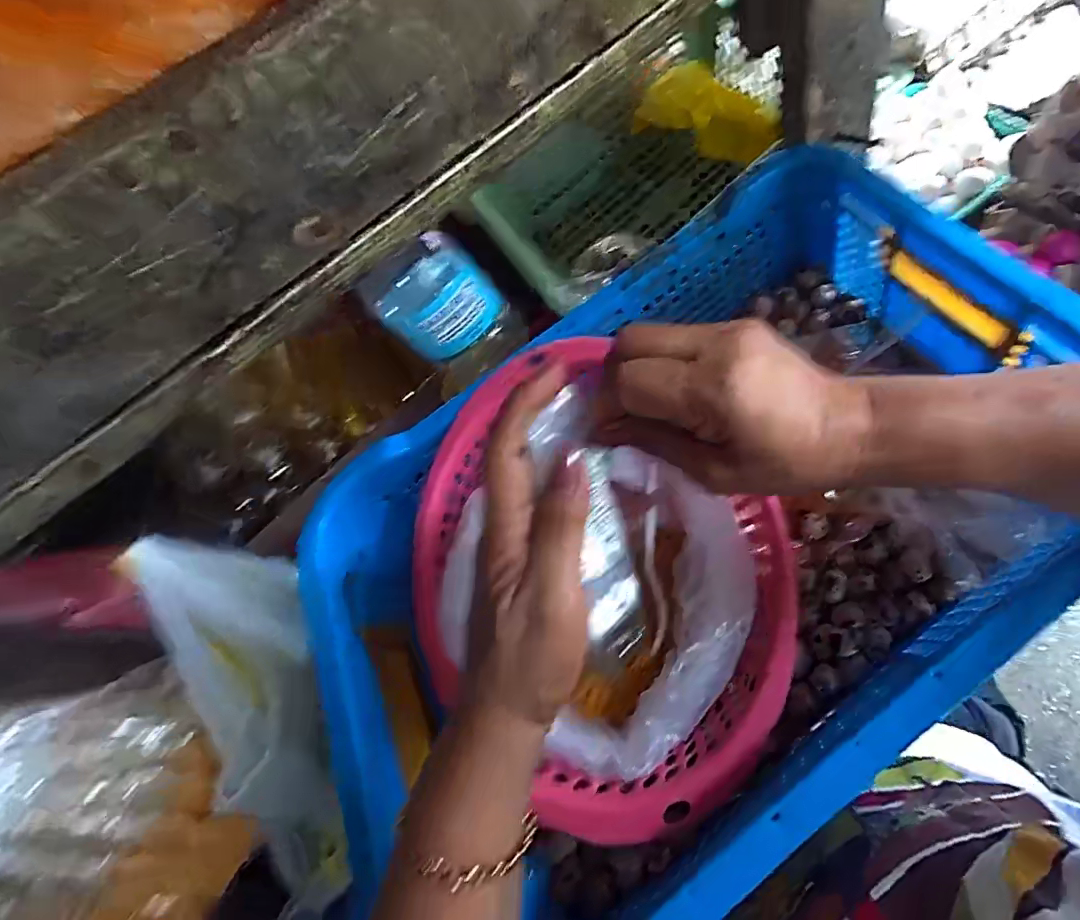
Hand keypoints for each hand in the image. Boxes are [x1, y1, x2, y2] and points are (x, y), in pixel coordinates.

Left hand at [465, 362, 590, 729]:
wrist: (506, 710)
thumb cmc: (532, 658)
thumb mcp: (553, 594)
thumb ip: (561, 528)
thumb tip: (573, 459)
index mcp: (505, 526)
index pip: (506, 447)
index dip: (526, 402)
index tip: (558, 369)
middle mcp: (500, 523)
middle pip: (507, 448)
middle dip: (531, 403)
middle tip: (571, 376)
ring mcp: (509, 538)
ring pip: (519, 467)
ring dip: (540, 427)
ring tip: (578, 404)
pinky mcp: (522, 553)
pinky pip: (534, 491)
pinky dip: (552, 462)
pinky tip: (579, 464)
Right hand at [595, 320, 872, 493]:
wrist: (850, 425)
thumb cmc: (789, 464)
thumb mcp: (717, 472)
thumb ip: (656, 443)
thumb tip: (605, 429)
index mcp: (714, 387)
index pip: (630, 379)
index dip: (607, 405)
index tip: (604, 430)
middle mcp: (716, 343)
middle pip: (630, 338)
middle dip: (613, 375)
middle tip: (621, 411)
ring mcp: (729, 326)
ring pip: (653, 332)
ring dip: (638, 364)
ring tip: (651, 402)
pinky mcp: (738, 323)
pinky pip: (680, 335)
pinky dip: (665, 359)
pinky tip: (680, 390)